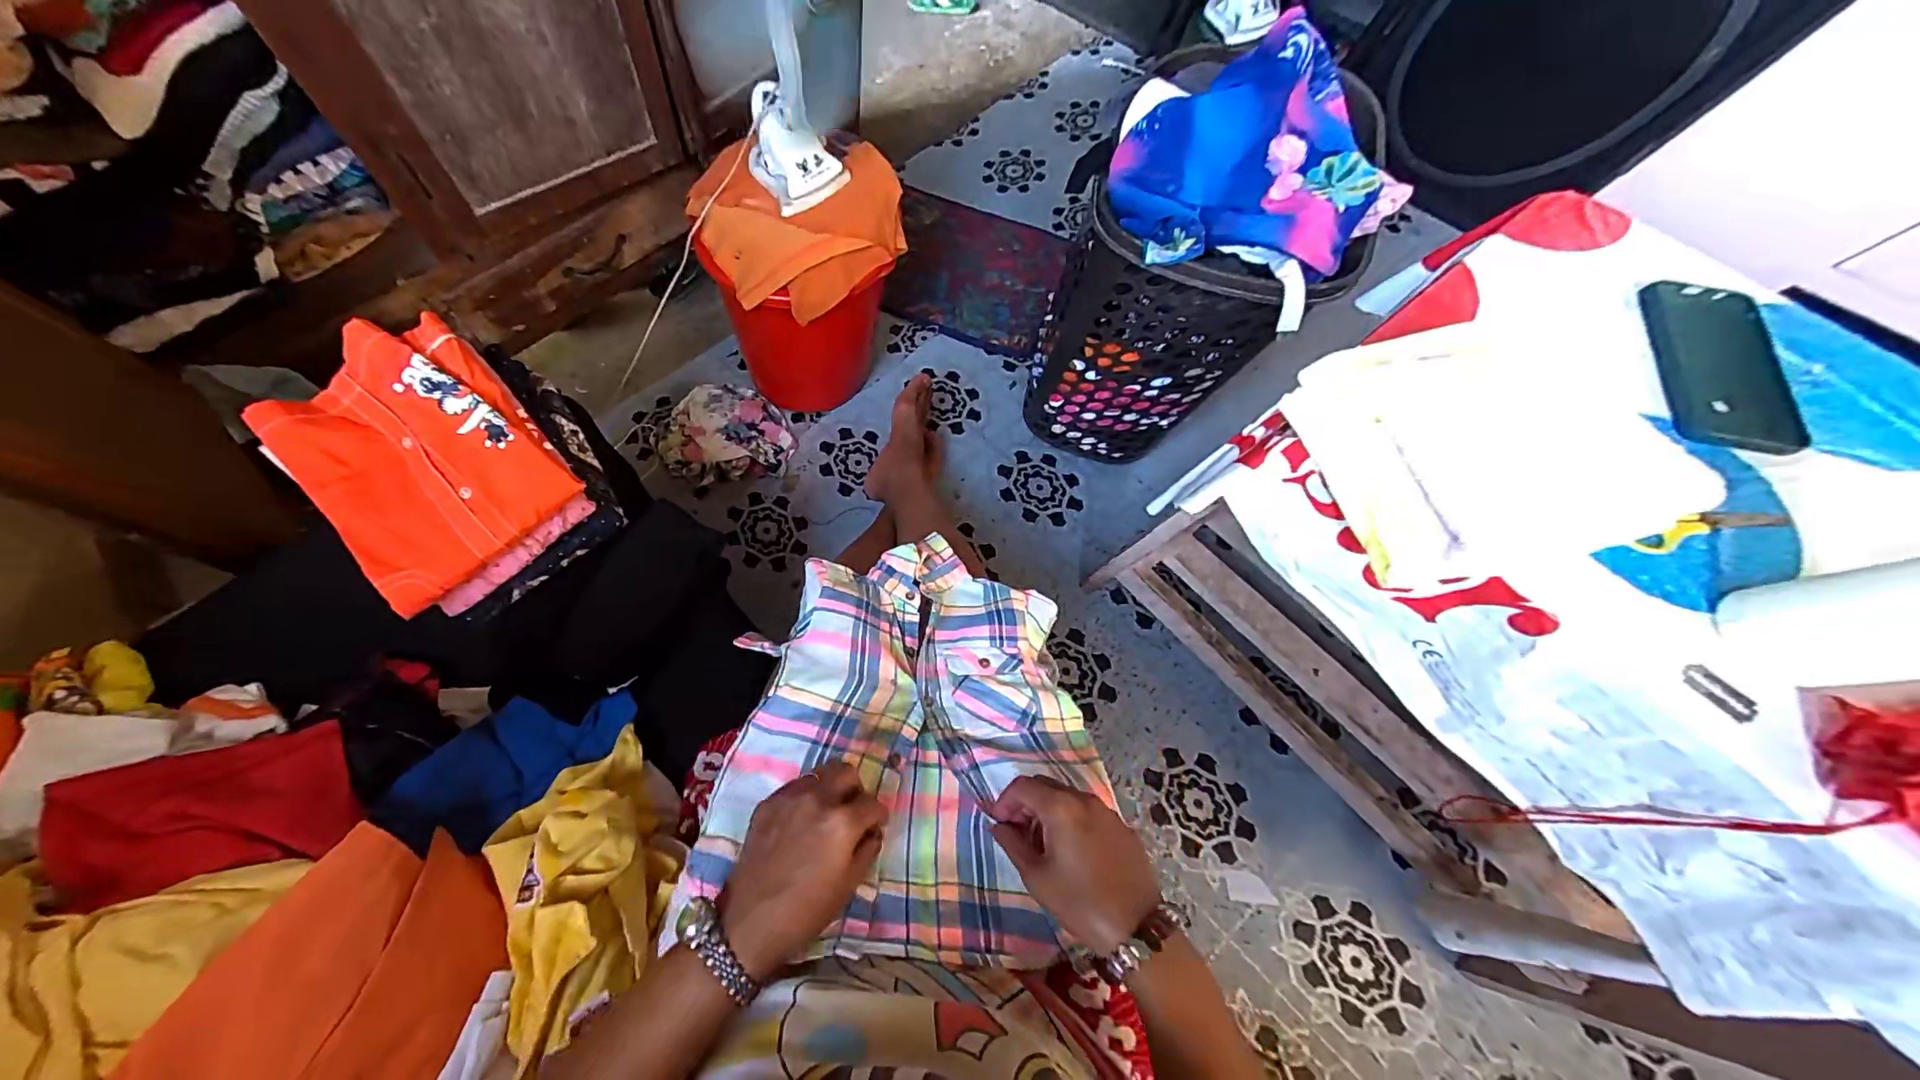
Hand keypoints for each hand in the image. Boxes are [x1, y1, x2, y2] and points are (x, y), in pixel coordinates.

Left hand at [720, 762, 886, 979]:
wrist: (751, 923)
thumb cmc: (807, 910)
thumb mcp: (849, 885)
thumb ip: (867, 849)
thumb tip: (872, 831)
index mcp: (843, 822)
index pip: (872, 803)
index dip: (878, 816)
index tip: (875, 826)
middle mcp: (818, 799)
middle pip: (846, 772)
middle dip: (856, 790)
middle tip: (853, 812)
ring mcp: (790, 798)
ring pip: (820, 773)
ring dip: (830, 789)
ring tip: (826, 814)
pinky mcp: (768, 803)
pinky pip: (796, 787)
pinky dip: (806, 796)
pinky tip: (802, 821)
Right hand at [987, 775, 1161, 953]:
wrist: (1135, 927)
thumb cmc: (1078, 902)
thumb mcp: (1036, 876)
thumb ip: (1013, 843)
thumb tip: (999, 826)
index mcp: (1061, 807)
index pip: (1023, 785)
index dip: (1005, 801)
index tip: (999, 824)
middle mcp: (1085, 799)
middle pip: (1045, 785)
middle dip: (1026, 803)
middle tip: (1018, 833)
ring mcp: (1107, 811)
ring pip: (1068, 797)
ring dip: (1048, 811)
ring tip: (1043, 845)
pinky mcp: (1121, 826)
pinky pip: (1088, 811)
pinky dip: (1071, 819)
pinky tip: (1072, 850)